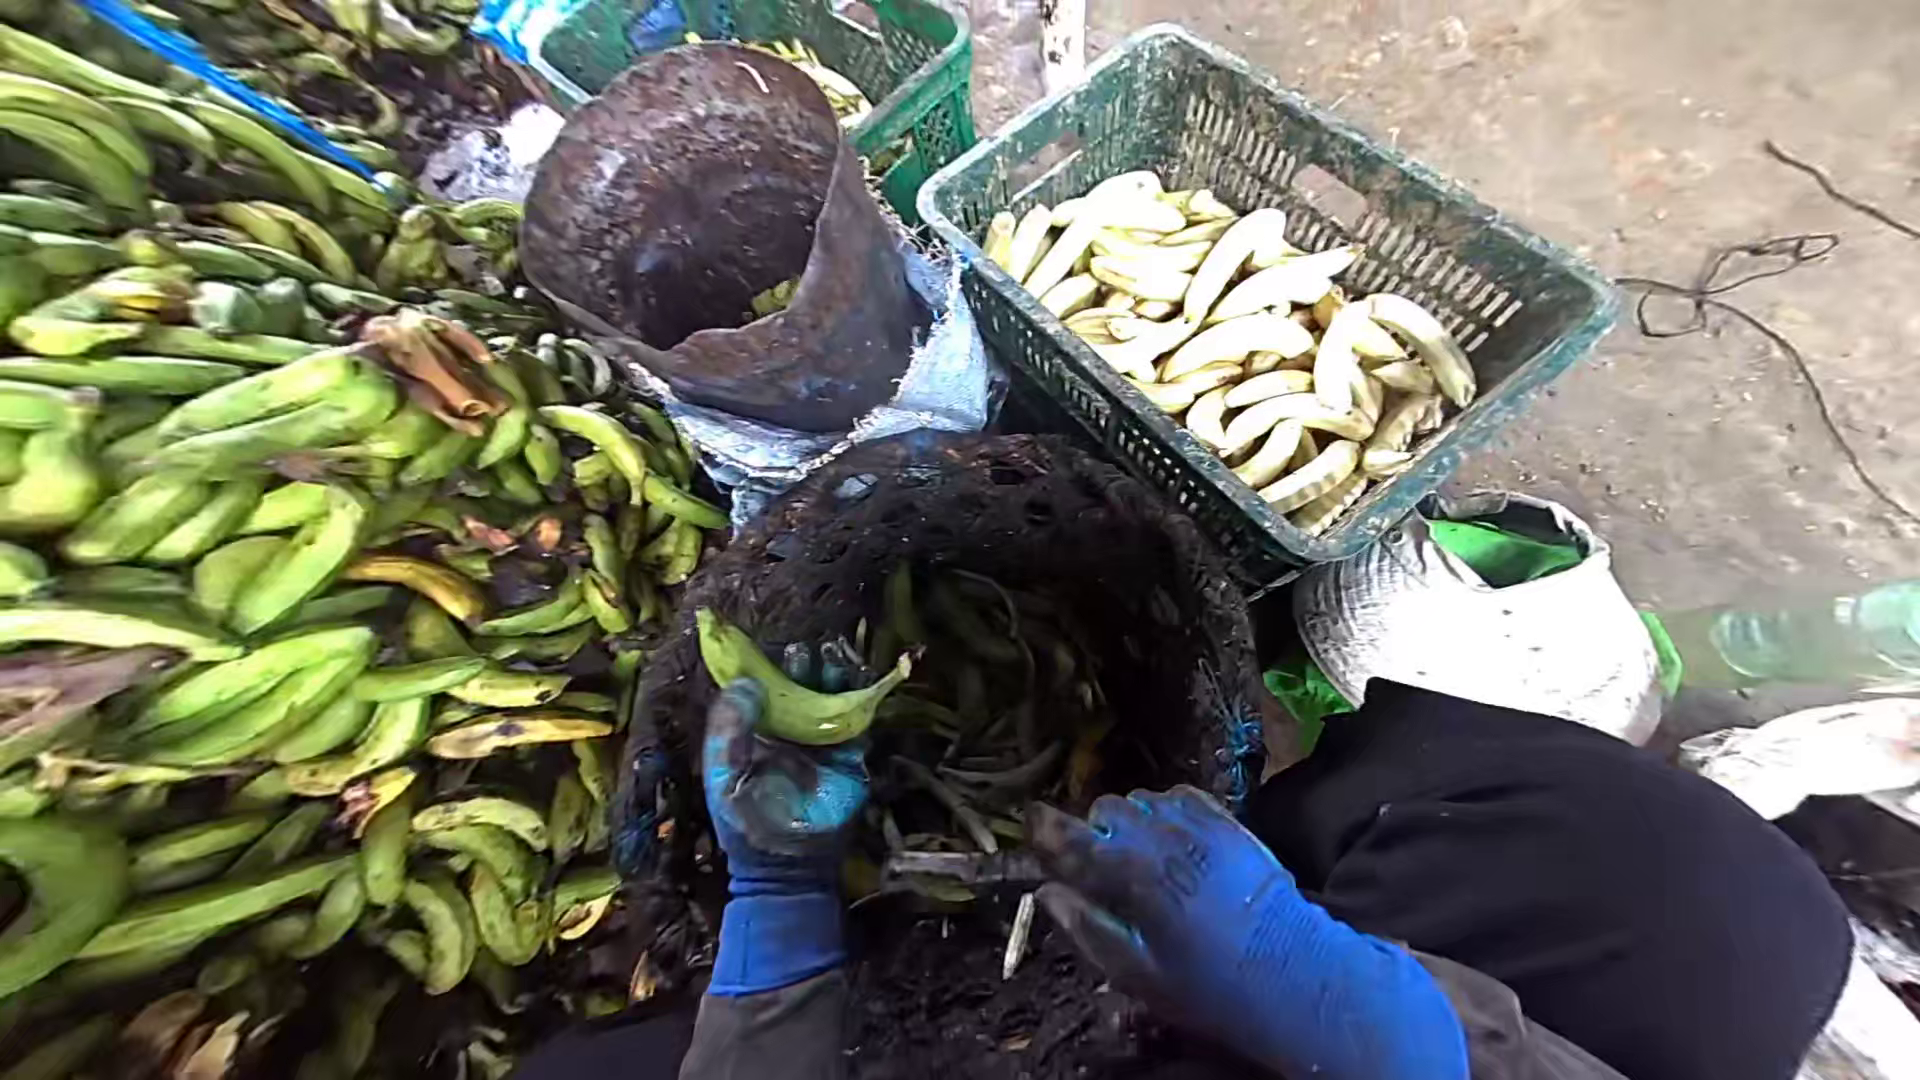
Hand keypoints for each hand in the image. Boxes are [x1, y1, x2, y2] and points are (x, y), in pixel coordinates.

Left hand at [702, 672, 868, 995]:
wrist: (788, 866)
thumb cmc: (748, 822)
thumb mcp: (727, 775)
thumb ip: (729, 729)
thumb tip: (745, 682)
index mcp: (760, 731)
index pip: (768, 688)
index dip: (772, 667)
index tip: (775, 648)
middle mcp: (793, 728)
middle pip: (803, 685)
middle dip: (807, 664)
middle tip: (808, 650)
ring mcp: (824, 739)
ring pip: (832, 695)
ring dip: (834, 673)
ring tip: (832, 653)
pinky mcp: (851, 753)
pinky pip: (859, 718)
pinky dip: (862, 697)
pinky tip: (860, 680)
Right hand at [1029, 786, 1467, 1079]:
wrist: (1294, 973)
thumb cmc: (1206, 984)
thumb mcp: (1137, 973)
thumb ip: (1086, 927)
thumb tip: (1049, 892)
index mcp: (1125, 873)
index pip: (1065, 832)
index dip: (1041, 825)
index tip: (1033, 824)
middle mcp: (1151, 834)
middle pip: (1102, 810)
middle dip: (1095, 831)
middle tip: (1108, 863)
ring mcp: (1188, 819)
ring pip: (1137, 800)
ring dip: (1132, 822)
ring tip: (1147, 853)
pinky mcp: (1218, 814)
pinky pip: (1174, 795)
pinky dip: (1164, 811)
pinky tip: (1176, 839)